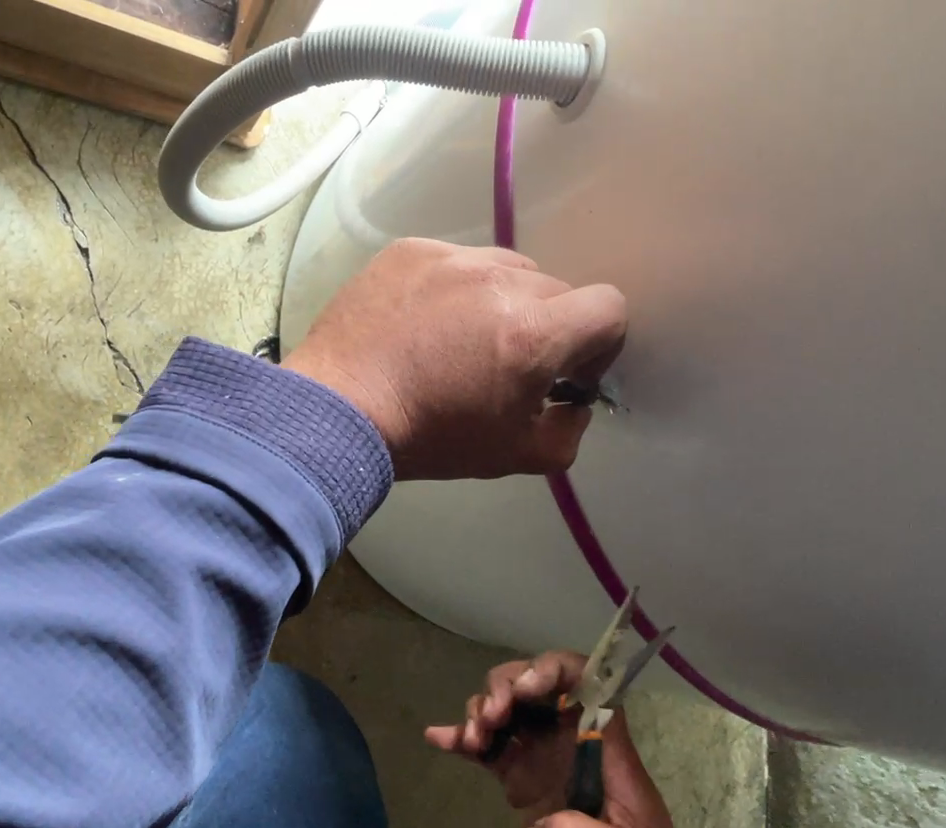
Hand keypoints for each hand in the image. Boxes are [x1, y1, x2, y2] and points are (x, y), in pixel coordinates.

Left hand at [284, 238, 626, 480]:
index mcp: (533, 332)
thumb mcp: (512, 457)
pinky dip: (454, 290)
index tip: (566, 372)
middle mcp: (499, 281)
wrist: (335, 412)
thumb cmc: (428, 439)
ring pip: (507, 271)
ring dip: (502, 303)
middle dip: (546, 328)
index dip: (600, 343)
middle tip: (504, 366)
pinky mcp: (409, 251)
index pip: (609, 308)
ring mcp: (451, 258)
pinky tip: (422, 326)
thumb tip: (573, 404)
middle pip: (556, 291)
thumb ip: (567, 433)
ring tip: (460, 342)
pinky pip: (455, 262)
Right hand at [426, 651, 713, 827]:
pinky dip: (463, 738)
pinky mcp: (522, 783)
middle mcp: (571, 742)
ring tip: (471, 742)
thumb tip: (534, 824)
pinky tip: (437, 737)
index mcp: (603, 747)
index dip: (551, 670)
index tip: (521, 691)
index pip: (585, 683)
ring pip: (508, 711)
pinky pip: (490, 749)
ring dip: (481, 713)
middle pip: (535, 686)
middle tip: (487, 721)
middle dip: (504, 688)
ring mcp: (544, 760)